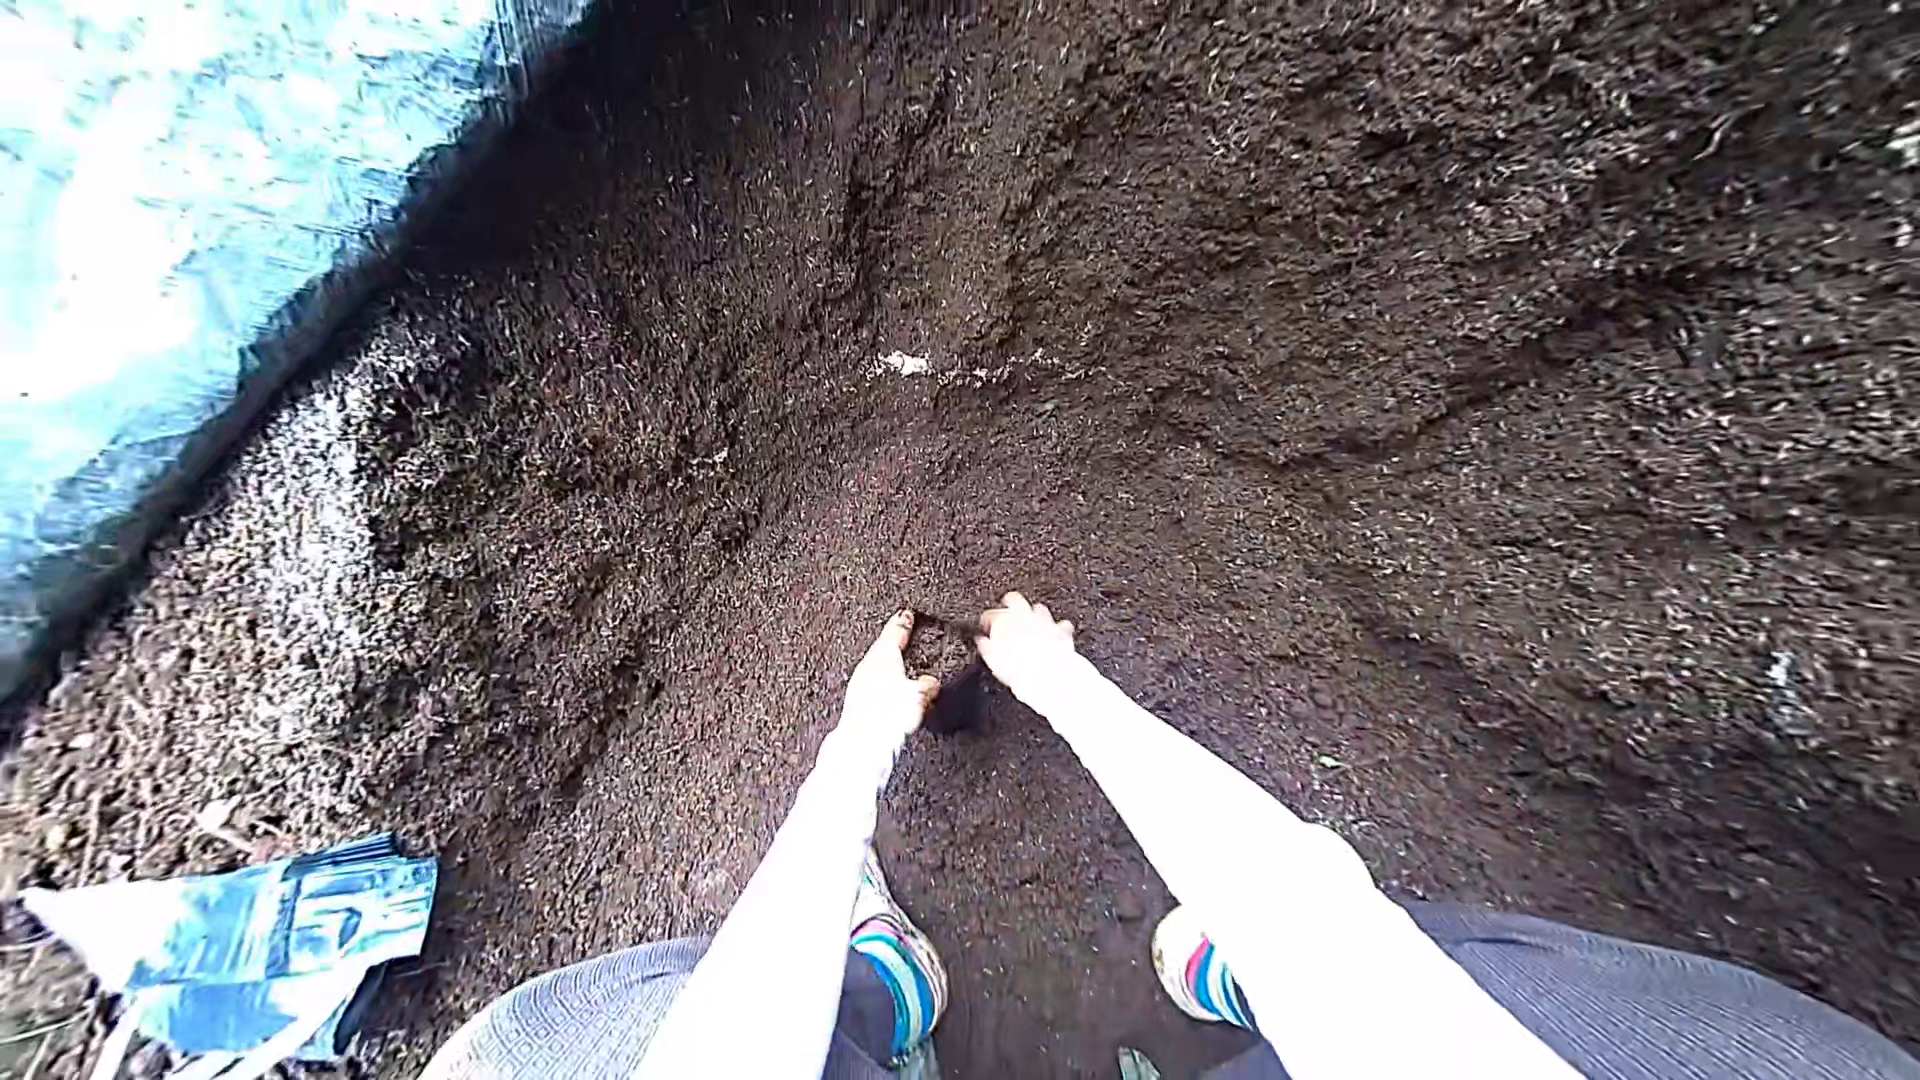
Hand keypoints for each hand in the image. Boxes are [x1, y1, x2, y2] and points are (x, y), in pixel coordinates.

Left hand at [840, 609, 940, 744]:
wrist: (861, 743)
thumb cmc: (885, 714)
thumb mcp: (919, 694)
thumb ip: (928, 684)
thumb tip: (931, 682)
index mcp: (882, 653)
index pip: (894, 629)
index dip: (903, 620)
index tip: (906, 613)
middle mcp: (868, 665)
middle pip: (883, 647)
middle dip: (894, 642)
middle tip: (905, 635)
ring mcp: (860, 684)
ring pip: (877, 667)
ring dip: (889, 664)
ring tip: (902, 667)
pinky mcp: (858, 703)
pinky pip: (875, 687)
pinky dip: (884, 685)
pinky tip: (892, 696)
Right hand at [976, 591, 1092, 708]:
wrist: (1047, 675)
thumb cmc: (1018, 668)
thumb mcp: (992, 660)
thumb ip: (986, 646)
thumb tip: (982, 642)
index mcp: (1003, 620)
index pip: (990, 614)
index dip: (987, 622)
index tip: (986, 629)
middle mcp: (1024, 615)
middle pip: (1014, 600)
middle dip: (1009, 605)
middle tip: (1007, 616)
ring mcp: (1044, 621)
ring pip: (1038, 609)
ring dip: (1034, 615)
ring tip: (1031, 627)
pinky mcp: (1061, 631)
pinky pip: (1061, 626)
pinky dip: (1058, 629)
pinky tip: (1056, 635)